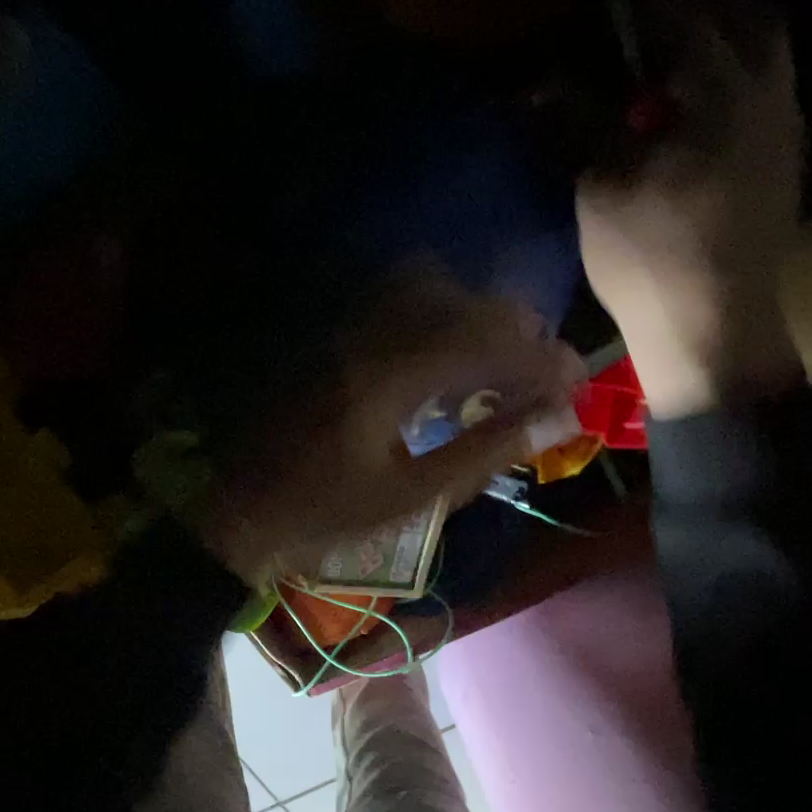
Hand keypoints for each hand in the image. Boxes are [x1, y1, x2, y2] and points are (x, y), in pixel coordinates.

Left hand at [196, 259, 579, 586]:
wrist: (238, 514)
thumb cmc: (323, 516)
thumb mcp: (409, 496)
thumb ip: (484, 451)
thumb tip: (558, 417)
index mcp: (388, 376)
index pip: (486, 338)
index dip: (541, 356)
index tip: (574, 383)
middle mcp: (363, 340)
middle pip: (458, 301)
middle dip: (514, 329)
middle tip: (541, 373)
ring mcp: (336, 338)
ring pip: (422, 295)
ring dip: (471, 318)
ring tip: (497, 366)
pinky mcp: (320, 346)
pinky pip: (387, 312)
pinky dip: (429, 324)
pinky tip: (439, 367)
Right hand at [576, 0, 805, 417]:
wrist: (713, 324)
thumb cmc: (649, 256)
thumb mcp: (601, 188)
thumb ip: (583, 124)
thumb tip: (540, 86)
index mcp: (725, 97)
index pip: (689, 22)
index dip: (650, 1)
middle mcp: (771, 99)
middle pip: (750, 24)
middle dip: (703, 8)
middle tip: (655, 14)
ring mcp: (784, 132)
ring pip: (764, 59)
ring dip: (722, 43)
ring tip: (668, 60)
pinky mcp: (781, 165)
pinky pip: (764, 93)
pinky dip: (730, 79)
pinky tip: (691, 108)